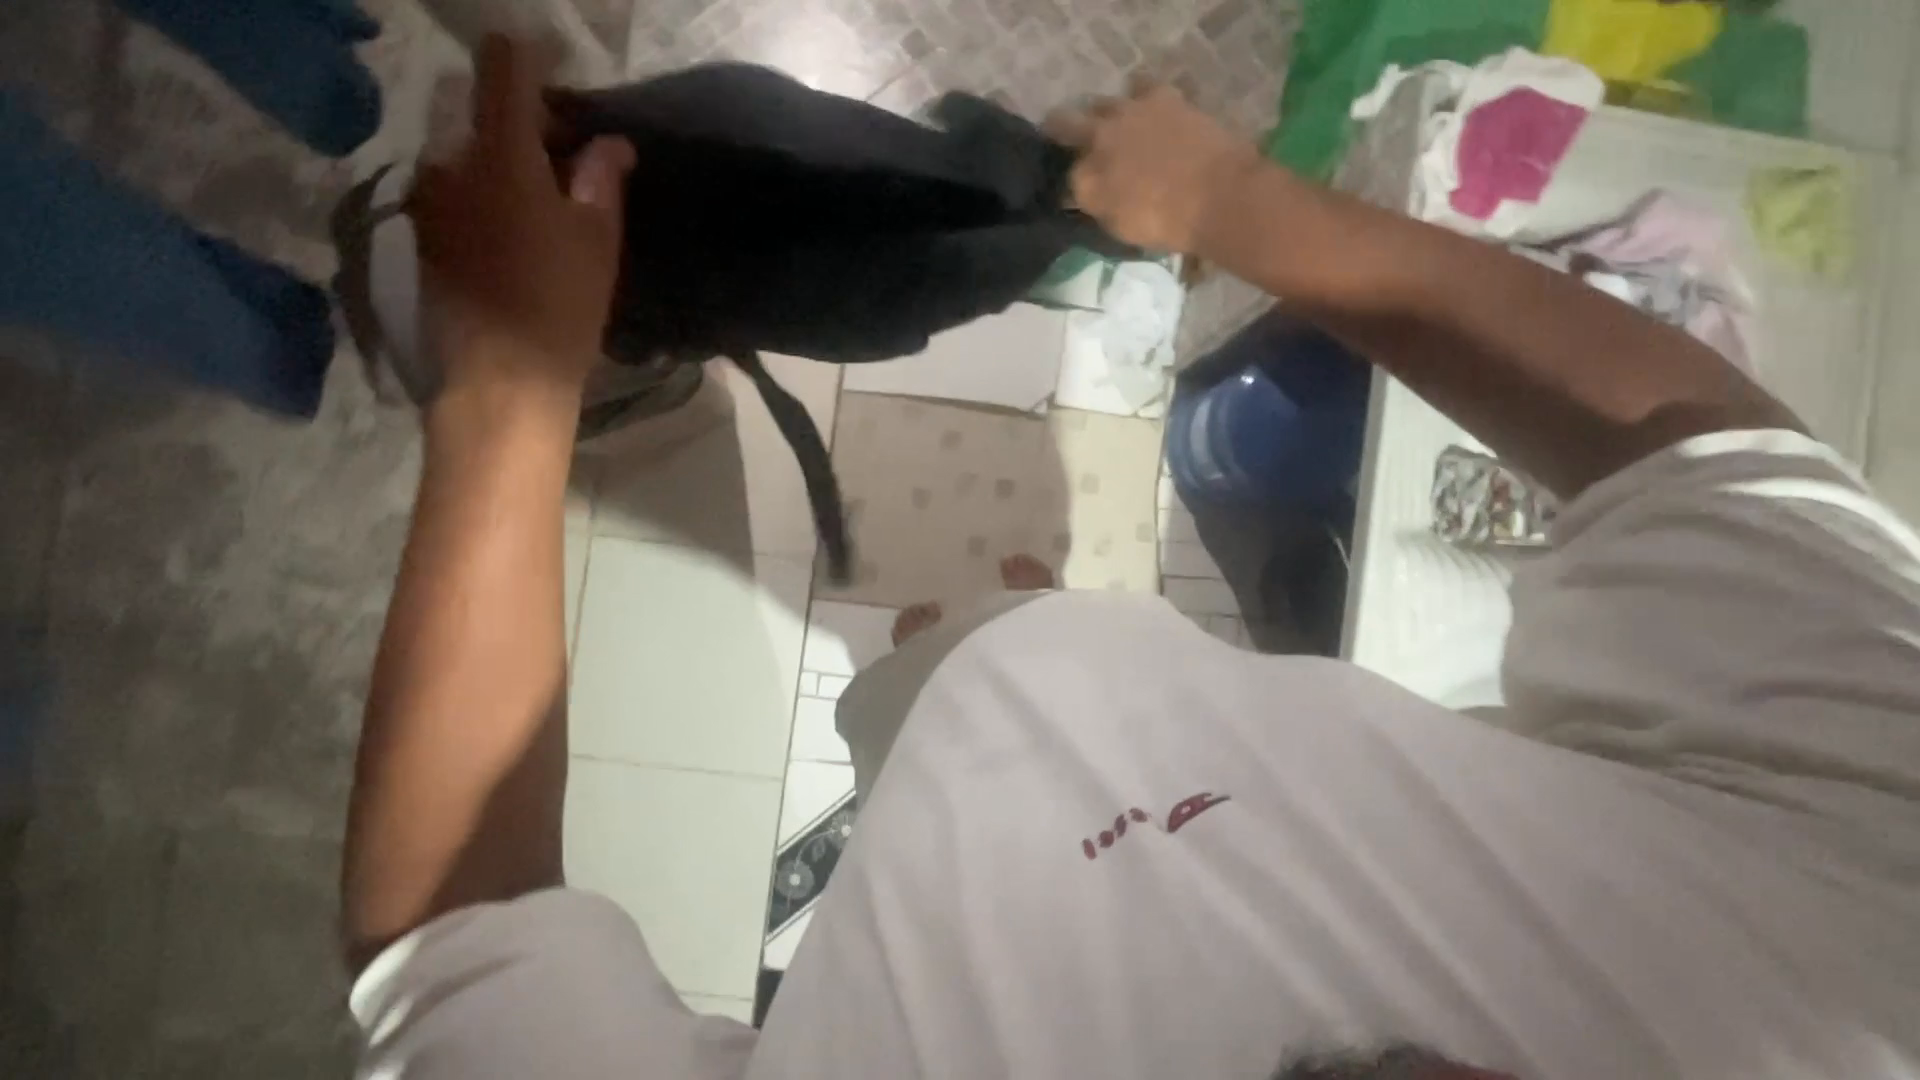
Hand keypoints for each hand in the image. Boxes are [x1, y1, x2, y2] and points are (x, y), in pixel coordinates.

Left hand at [408, 36, 635, 408]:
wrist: (501, 376)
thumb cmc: (562, 305)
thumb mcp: (598, 242)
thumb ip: (601, 179)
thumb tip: (611, 141)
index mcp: (502, 154)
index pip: (504, 69)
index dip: (529, 57)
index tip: (557, 68)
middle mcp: (452, 161)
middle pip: (486, 115)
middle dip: (527, 127)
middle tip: (568, 162)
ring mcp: (429, 198)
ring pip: (470, 157)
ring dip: (504, 166)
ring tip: (543, 209)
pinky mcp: (423, 233)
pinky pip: (456, 192)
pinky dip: (485, 197)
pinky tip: (514, 239)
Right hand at [1050, 82, 1262, 255]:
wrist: (1217, 195)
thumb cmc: (1168, 225)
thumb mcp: (1122, 228)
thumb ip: (1100, 206)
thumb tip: (1091, 195)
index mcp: (1085, 181)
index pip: (1066, 176)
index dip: (1072, 182)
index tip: (1079, 187)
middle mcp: (1096, 141)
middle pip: (1063, 124)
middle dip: (1060, 131)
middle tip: (1064, 135)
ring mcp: (1127, 113)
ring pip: (1100, 103)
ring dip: (1101, 114)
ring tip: (1114, 124)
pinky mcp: (1159, 96)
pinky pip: (1140, 86)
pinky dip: (1140, 96)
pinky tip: (1147, 105)